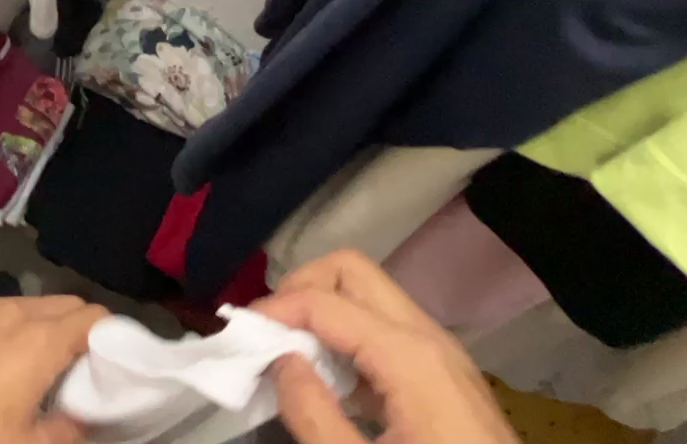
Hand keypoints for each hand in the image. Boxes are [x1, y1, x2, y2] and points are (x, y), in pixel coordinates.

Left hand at [0, 295, 109, 443]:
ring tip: (54, 374)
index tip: (125, 368)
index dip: (116, 339)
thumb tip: (89, 415)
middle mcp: (14, 311)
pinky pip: (9, 313)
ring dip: (55, 329)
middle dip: (87, 332)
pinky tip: (15, 368)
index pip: (95, 317)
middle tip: (92, 377)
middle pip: (69, 305)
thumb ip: (70, 429)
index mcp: (38, 338)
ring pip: (38, 306)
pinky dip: (25, 330)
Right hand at [253, 251, 517, 443]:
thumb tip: (280, 361)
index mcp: (411, 358)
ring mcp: (445, 355)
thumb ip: (313, 415)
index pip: (324, 301)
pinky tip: (333, 377)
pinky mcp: (448, 376)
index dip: (273, 310)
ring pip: (370, 292)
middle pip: (351, 271)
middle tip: (269, 331)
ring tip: (293, 351)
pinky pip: (387, 325)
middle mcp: (430, 338)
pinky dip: (349, 330)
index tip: (238, 335)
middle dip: (301, 288)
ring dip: (324, 306)